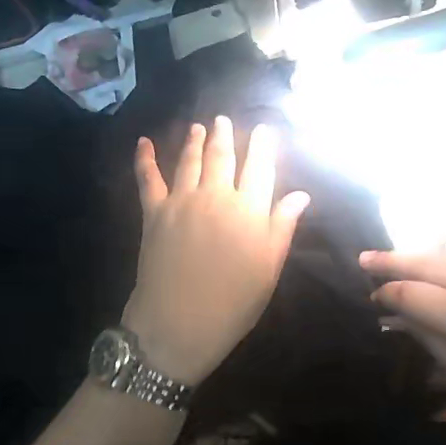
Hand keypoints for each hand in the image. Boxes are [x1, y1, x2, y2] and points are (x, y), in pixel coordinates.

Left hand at [123, 117, 309, 384]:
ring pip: (189, 161)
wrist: (177, 325)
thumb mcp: (269, 268)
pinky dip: (145, 158)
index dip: (263, 146)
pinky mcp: (154, 213)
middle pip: (222, 157)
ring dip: (195, 140)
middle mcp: (216, 196)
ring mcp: (181, 202)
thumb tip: (301, 194)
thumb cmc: (233, 303)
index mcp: (249, 210)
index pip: (260, 168)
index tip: (265, 129)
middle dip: (226, 135)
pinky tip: (144, 141)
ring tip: (200, 126)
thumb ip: (283, 227)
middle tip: (225, 119)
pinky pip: (148, 179)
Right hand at [362, 248, 445, 440]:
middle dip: (395, 260)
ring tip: (397, 261)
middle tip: (364, 258)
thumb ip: (431, 339)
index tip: (368, 297)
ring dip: (425, 258)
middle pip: (431, 262)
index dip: (387, 294)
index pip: (415, 294)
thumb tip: (397, 317)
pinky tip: (443, 272)